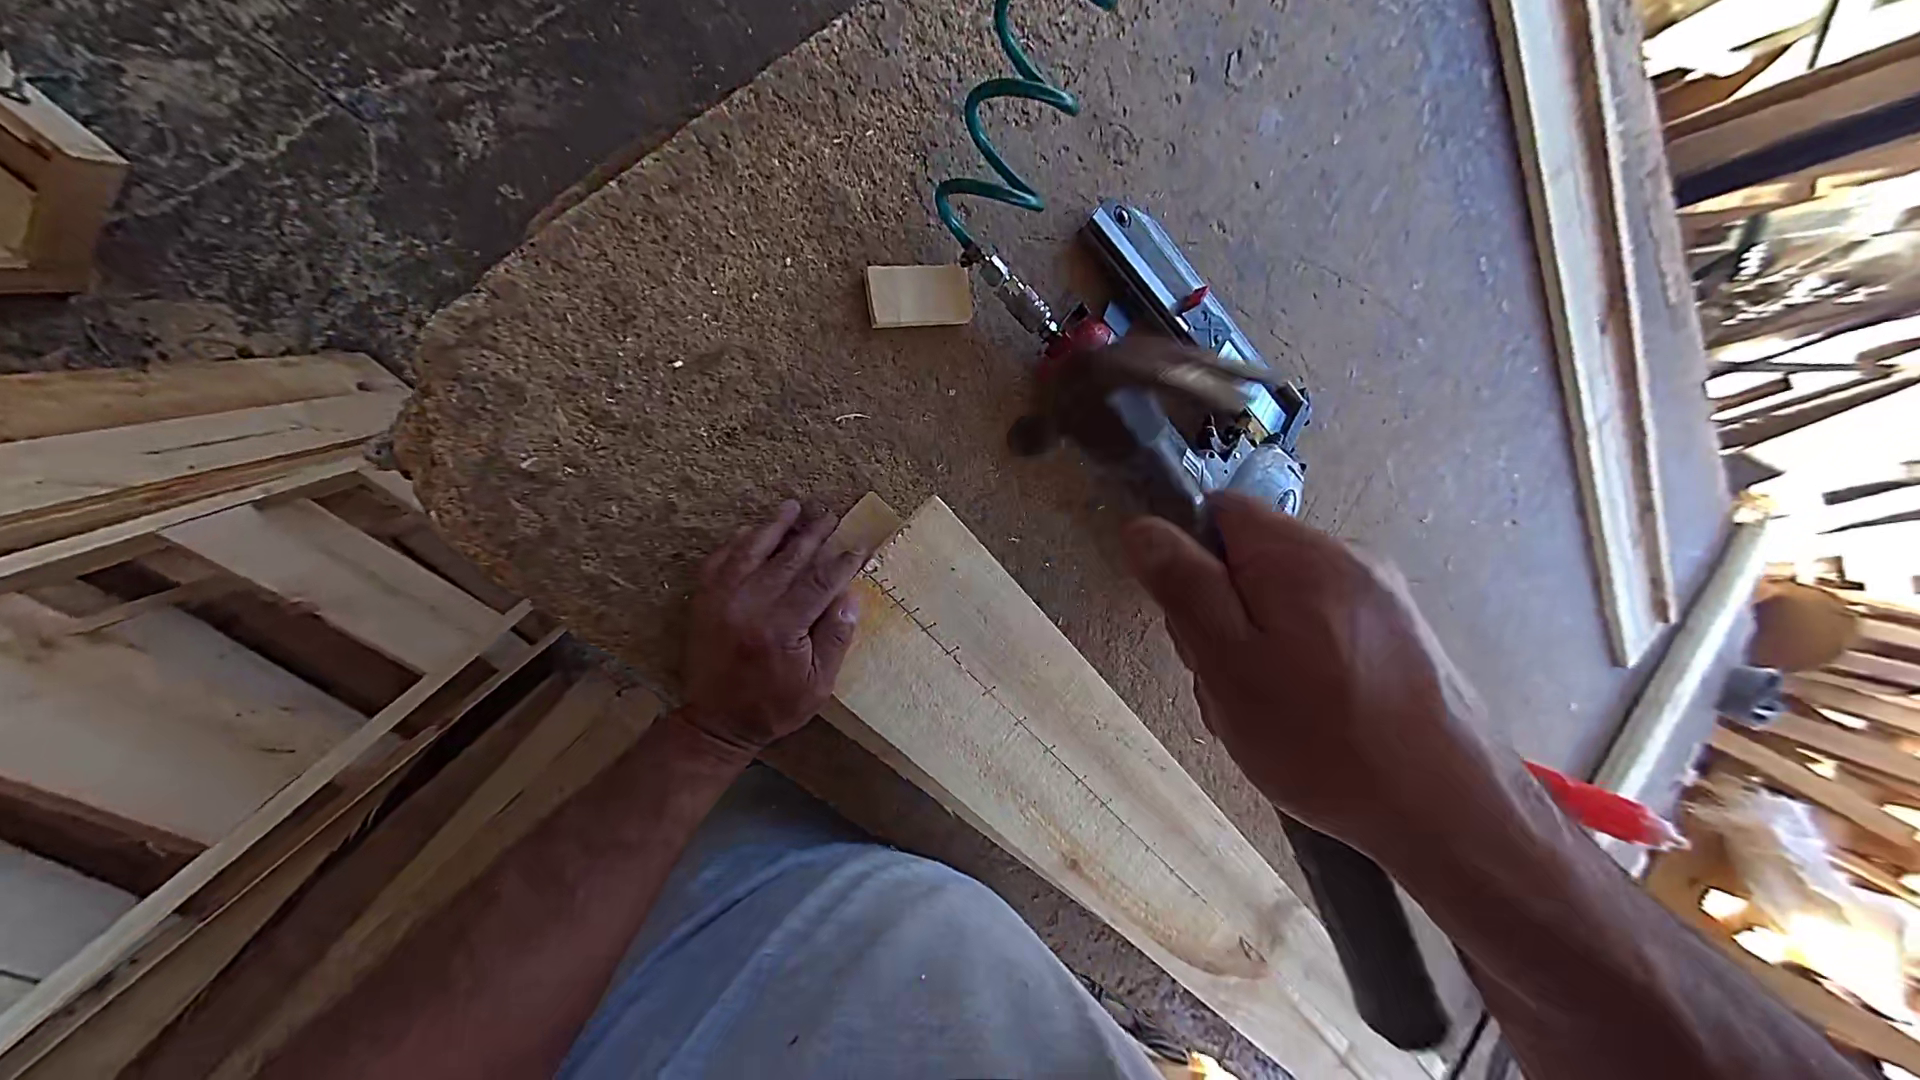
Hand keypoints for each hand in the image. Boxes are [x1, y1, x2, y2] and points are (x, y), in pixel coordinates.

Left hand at [679, 500, 863, 757]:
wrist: (716, 723)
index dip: (842, 562)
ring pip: (752, 550)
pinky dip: (736, 543)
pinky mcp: (704, 602)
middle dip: (813, 534)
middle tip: (830, 515)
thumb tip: (850, 595)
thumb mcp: (818, 684)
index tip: (859, 546)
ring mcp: (722, 600)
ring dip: (775, 526)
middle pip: (789, 558)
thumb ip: (835, 637)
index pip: (820, 582)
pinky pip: (720, 561)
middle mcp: (750, 606)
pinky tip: (750, 530)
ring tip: (793, 506)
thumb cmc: (774, 706)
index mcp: (782, 628)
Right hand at [1121, 494, 1498, 855]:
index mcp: (1298, 556)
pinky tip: (1300, 714)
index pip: (1217, 511)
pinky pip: (1316, 625)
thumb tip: (1143, 529)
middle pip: (1246, 558)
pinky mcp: (1396, 632)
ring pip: (1277, 597)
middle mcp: (1346, 558)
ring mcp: (1378, 595)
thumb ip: (1184, 588)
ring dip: (1252, 643)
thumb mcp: (1228, 663)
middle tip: (1225, 677)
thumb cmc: (1324, 740)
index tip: (1190, 620)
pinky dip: (1292, 659)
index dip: (1186, 556)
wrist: (1454, 817)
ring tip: (1263, 707)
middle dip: (1219, 610)